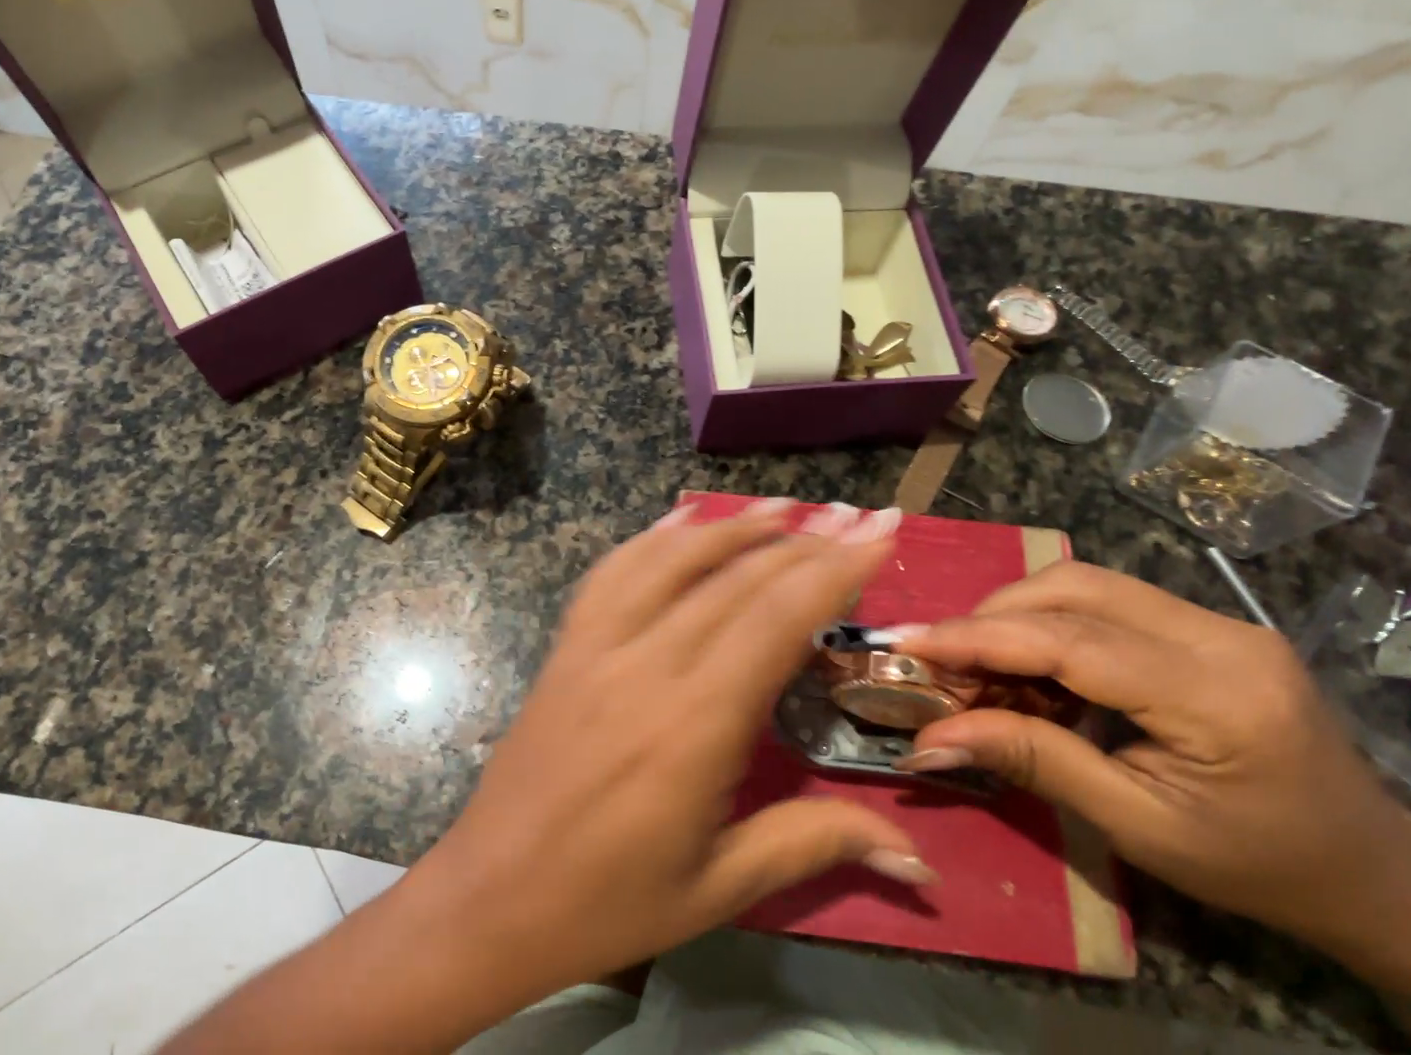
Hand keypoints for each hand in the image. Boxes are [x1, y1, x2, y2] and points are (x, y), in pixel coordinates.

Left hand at [406, 500, 923, 992]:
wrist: (490, 900)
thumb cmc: (608, 905)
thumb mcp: (720, 886)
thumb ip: (815, 844)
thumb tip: (920, 857)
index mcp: (694, 724)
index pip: (776, 619)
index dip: (833, 571)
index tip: (880, 534)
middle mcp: (644, 667)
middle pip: (733, 582)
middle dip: (803, 543)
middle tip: (857, 516)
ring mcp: (594, 651)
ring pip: (668, 563)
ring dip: (729, 527)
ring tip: (784, 506)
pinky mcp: (564, 652)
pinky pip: (609, 577)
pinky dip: (650, 541)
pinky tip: (680, 523)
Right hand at [893, 562, 1410, 1017]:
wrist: (1368, 868)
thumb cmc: (1253, 864)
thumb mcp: (1136, 826)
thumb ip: (1034, 763)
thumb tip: (930, 738)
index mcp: (1217, 695)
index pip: (1072, 640)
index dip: (979, 636)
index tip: (905, 642)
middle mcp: (1223, 636)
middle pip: (1076, 587)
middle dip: (991, 617)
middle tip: (937, 664)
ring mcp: (1222, 624)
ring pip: (1087, 585)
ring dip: (1016, 617)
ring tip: (975, 671)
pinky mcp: (1210, 628)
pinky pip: (1109, 605)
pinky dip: (1050, 627)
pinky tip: (1029, 671)